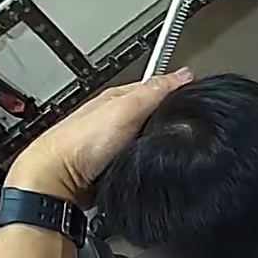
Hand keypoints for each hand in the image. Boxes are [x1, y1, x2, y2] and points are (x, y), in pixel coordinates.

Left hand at [7, 68, 191, 205]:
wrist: (59, 182)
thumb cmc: (81, 143)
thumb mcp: (126, 109)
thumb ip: (154, 92)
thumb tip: (183, 75)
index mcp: (119, 99)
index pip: (157, 87)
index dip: (179, 89)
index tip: (198, 92)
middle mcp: (118, 120)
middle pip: (156, 114)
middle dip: (175, 117)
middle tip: (193, 120)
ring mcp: (117, 144)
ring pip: (151, 138)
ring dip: (164, 141)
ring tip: (180, 141)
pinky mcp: (118, 166)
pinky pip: (143, 159)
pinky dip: (153, 159)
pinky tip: (159, 161)